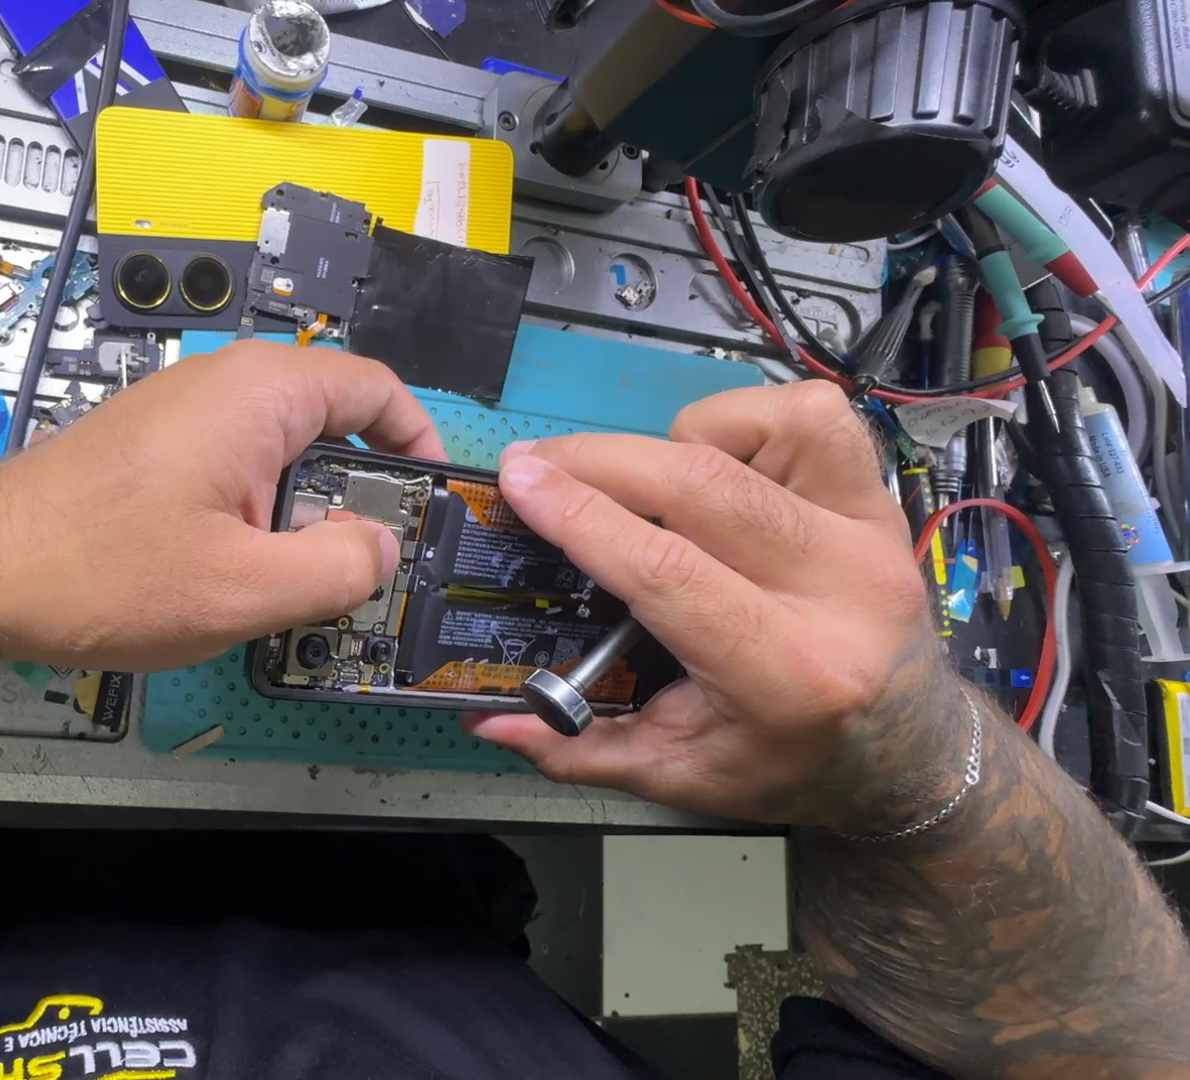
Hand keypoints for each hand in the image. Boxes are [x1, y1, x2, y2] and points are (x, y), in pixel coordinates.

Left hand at [0, 341, 444, 671]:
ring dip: (299, 515)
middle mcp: (221, 385)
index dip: (418, 441)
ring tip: (282, 578)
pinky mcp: (153, 446)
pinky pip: (233, 469)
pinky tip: (231, 569)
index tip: (430, 500)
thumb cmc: (104, 573)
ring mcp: (181, 413)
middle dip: (354, 494)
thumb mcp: (246, 588)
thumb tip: (381, 547)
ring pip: (279, 455)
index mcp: (259, 394)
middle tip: (353, 565)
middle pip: (328, 424)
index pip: (376, 388)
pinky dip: (253, 516)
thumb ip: (340, 568)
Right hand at [468, 381, 966, 830]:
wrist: (909, 754)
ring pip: (760, 432)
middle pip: (701, 485)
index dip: (582, 516)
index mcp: (781, 672)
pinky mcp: (878, 501)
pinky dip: (737, 422)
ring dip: (671, 439)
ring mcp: (869, 534)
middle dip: (596, 458)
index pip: (666, 570)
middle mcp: (838, 590)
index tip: (517, 482)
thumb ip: (573, 749)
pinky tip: (704, 462)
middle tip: (529, 463)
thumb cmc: (780, 762)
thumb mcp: (672, 775)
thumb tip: (481, 719)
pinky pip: (808, 418)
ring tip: (634, 479)